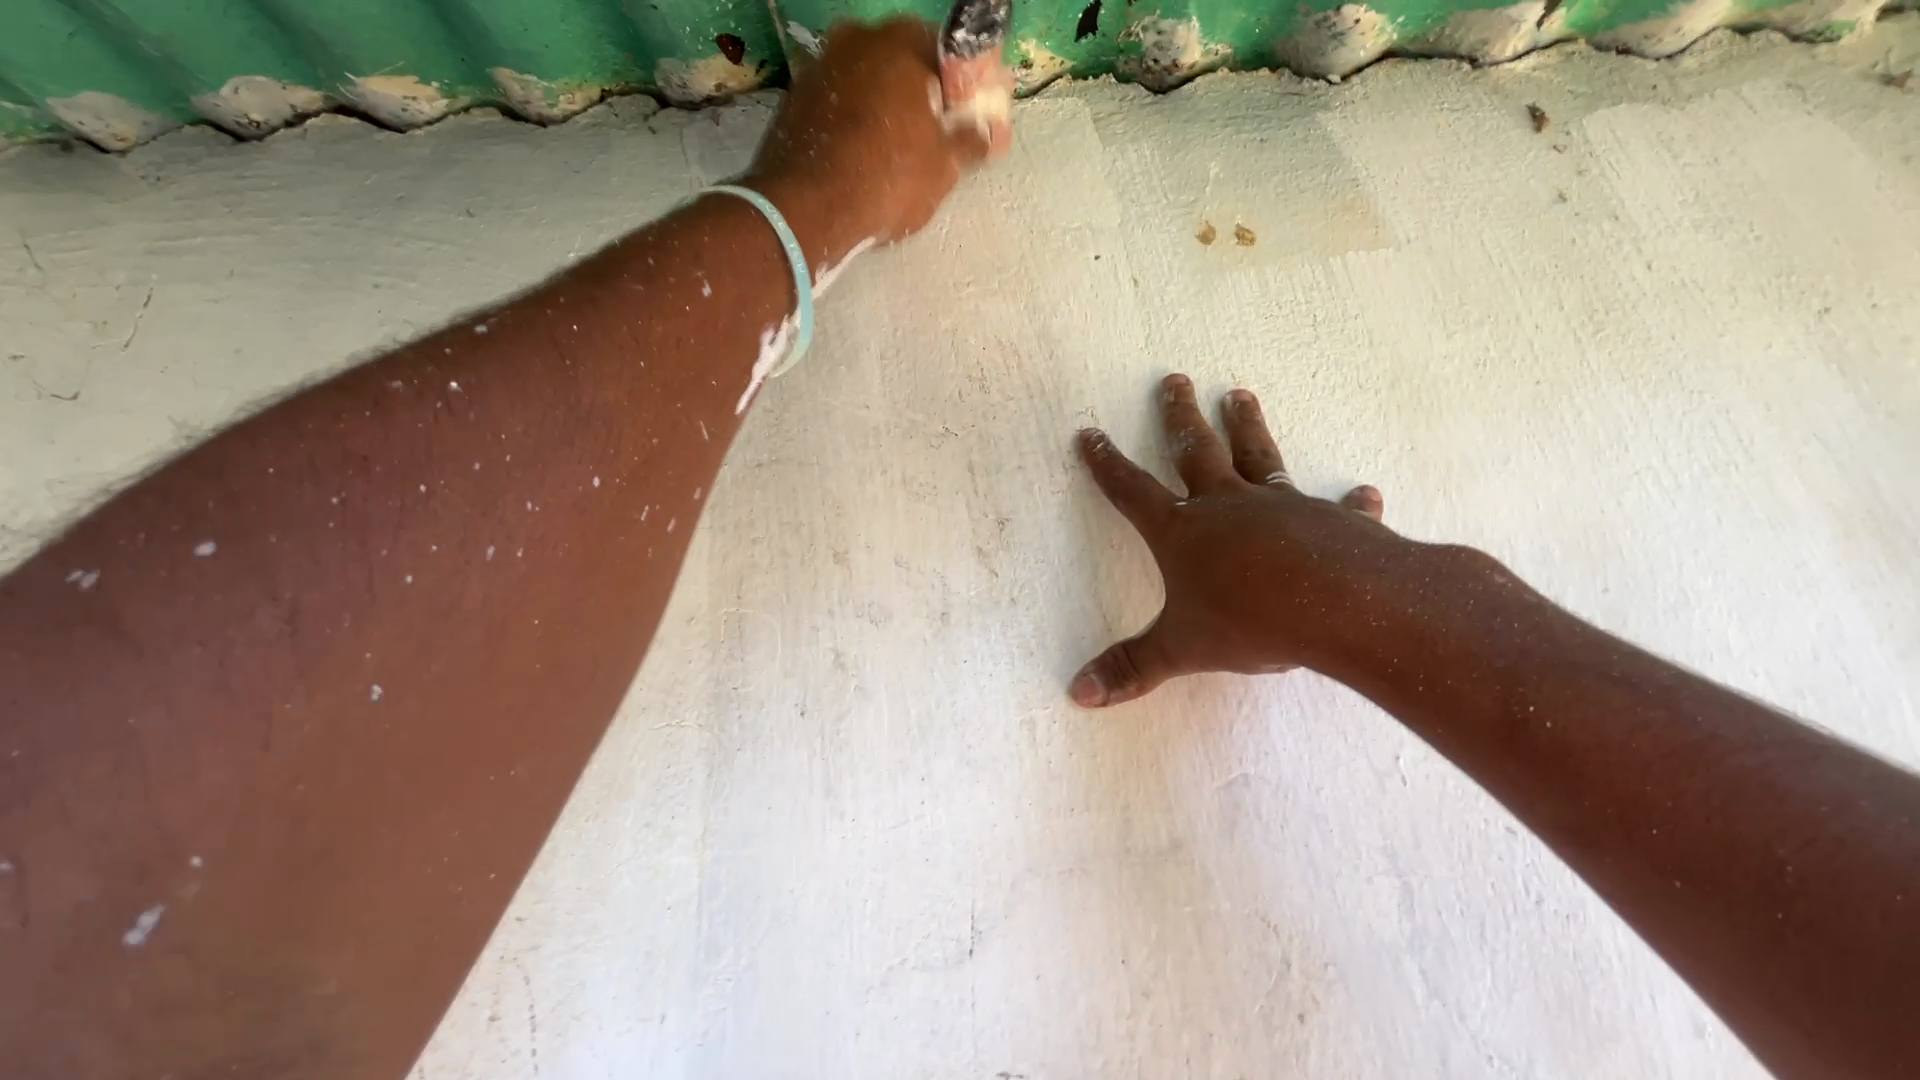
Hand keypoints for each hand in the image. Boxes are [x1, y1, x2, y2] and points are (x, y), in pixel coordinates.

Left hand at [746, 18, 1008, 267]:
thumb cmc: (886, 181)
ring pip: (868, 82)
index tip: (973, 116)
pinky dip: (856, 122)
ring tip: (900, 151)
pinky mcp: (795, 99)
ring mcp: (820, 66)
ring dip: (887, 107)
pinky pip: (840, 104)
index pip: (949, 51)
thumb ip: (970, 141)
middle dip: (924, 94)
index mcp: (902, 43)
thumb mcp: (943, 168)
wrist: (806, 211)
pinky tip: (865, 155)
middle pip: (904, 62)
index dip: (966, 87)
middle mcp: (857, 39)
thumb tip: (986, 132)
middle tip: (938, 135)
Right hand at [1070, 374, 1412, 707]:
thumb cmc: (1250, 622)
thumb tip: (1077, 695)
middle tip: (1175, 378)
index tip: (1090, 433)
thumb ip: (1132, 669)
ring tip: (1239, 394)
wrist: (1340, 606)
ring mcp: (1281, 507)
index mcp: (1183, 531)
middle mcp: (1227, 506)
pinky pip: (1339, 508)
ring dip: (1247, 425)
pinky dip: (1350, 503)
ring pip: (1257, 456)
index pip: (1132, 492)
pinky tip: (1364, 493)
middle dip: (1179, 416)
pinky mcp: (1331, 521)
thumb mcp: (1181, 649)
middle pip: (1195, 450)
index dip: (1107, 465)